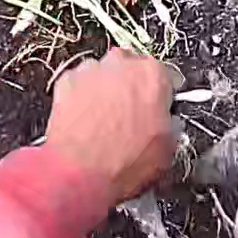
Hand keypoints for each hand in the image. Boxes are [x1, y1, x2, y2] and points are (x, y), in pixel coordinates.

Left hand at [44, 48, 176, 207]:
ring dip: (106, 90)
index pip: (165, 75)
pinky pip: (79, 84)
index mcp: (153, 74)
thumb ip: (171, 123)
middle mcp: (122, 63)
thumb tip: (168, 123)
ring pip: (104, 74)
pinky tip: (85, 121)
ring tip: (105, 121)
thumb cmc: (125, 161)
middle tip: (130, 115)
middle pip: (132, 68)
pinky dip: (82, 97)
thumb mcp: (168, 147)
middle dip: (132, 87)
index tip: (159, 106)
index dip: (163, 93)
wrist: (80, 174)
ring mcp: (91, 70)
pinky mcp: (66, 81)